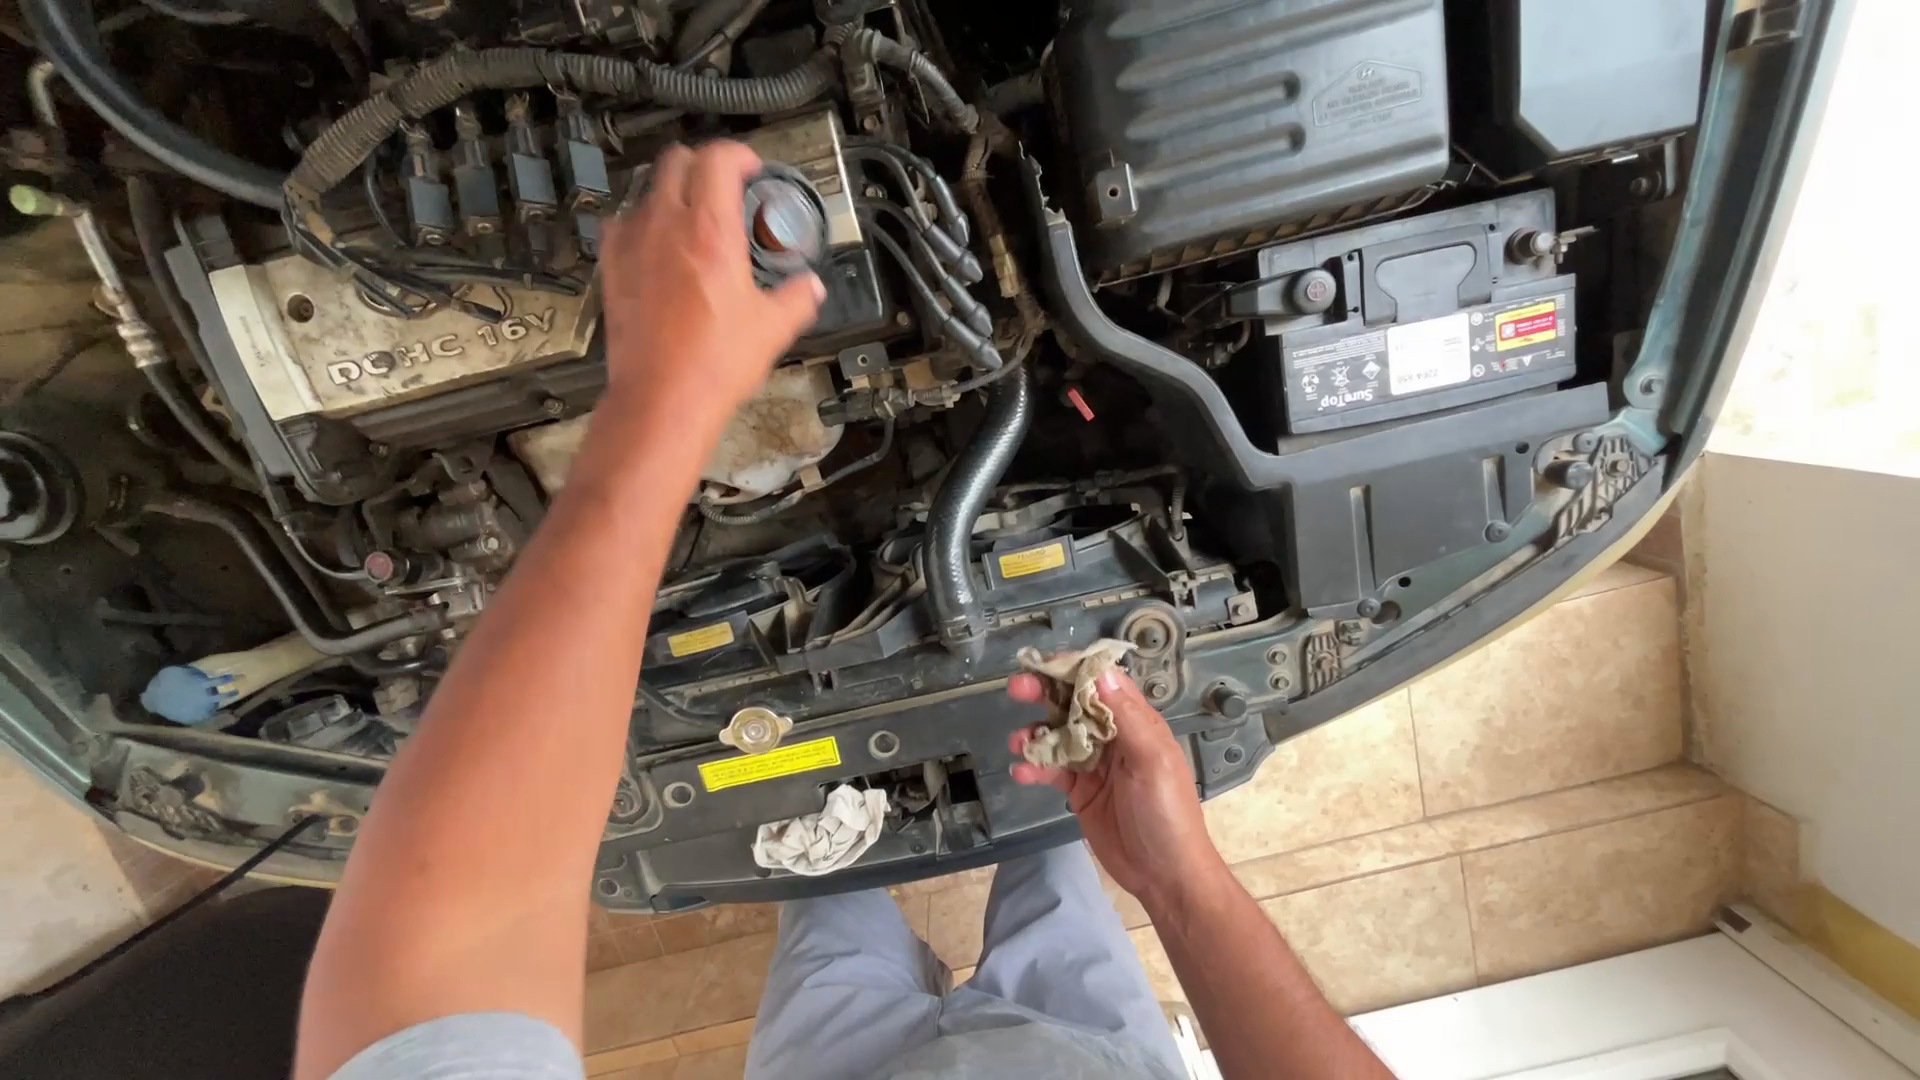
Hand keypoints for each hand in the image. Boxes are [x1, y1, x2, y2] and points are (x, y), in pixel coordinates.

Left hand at [599, 141, 824, 419]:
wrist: (663, 398)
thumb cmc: (710, 364)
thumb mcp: (773, 329)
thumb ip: (798, 298)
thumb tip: (810, 288)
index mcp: (710, 231)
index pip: (719, 159)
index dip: (740, 154)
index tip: (752, 167)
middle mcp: (666, 227)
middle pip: (678, 161)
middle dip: (705, 165)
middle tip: (726, 186)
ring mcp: (633, 245)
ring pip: (647, 189)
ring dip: (674, 192)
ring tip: (695, 218)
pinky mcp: (613, 269)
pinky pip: (622, 225)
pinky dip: (642, 224)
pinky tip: (658, 246)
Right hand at [1007, 668, 1229, 912]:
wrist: (1165, 876)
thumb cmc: (1167, 813)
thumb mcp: (1153, 761)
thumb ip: (1127, 716)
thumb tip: (1101, 671)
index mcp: (1136, 722)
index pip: (1103, 682)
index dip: (1075, 668)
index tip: (1045, 662)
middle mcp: (1113, 736)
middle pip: (1073, 703)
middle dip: (1045, 693)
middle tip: (1017, 688)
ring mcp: (1094, 763)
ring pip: (1057, 734)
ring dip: (1034, 733)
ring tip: (1017, 742)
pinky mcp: (1079, 790)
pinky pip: (1051, 769)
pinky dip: (1034, 767)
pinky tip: (1022, 773)